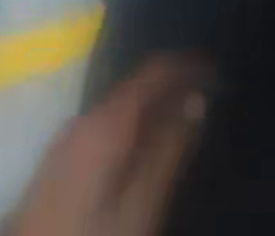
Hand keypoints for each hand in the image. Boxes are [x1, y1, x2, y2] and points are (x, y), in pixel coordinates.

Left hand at [8, 54, 210, 235]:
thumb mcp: (139, 208)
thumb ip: (170, 149)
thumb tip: (197, 99)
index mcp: (105, 123)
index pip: (155, 69)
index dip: (190, 66)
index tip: (219, 74)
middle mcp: (82, 121)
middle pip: (137, 87)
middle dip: (173, 89)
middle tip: (209, 104)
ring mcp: (64, 144)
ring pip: (121, 109)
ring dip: (154, 111)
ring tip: (185, 129)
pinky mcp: (55, 169)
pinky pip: (106, 129)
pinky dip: (134, 130)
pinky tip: (147, 155)